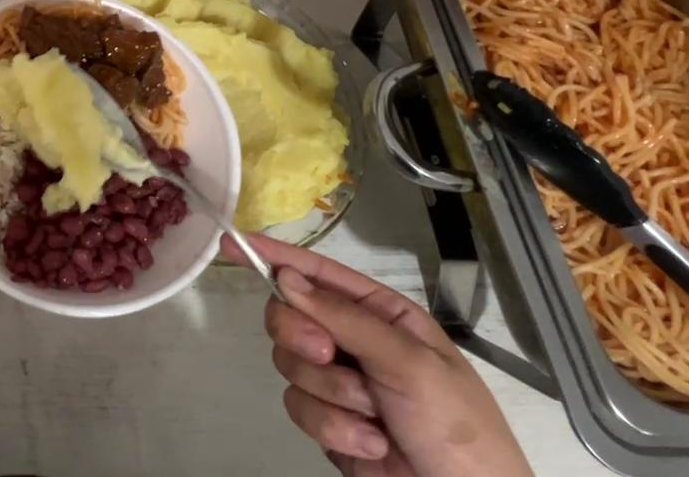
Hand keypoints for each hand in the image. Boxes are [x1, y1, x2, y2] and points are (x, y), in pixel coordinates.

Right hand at [225, 233, 531, 476]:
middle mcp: (352, 341)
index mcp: (379, 314)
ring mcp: (337, 382)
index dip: (274, 257)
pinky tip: (371, 445)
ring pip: (289, 363)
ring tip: (372, 418)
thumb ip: (344, 318)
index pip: (317, 273)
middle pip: (289, 316)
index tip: (232, 243)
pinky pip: (299, 407)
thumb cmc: (455, 426)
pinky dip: (333, 428)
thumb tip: (285, 276)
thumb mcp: (409, 363)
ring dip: (330, 394)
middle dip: (303, 337)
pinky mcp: (327, 421)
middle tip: (325, 354)